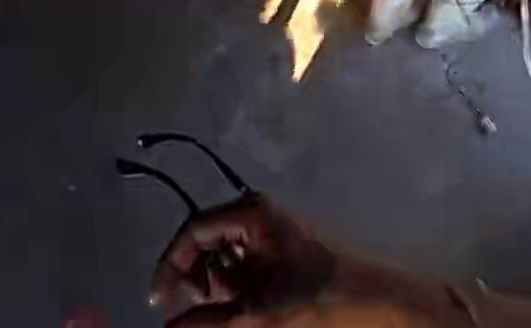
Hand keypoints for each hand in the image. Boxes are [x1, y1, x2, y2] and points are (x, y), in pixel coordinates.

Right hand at [149, 197, 338, 326]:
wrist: (373, 304)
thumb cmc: (314, 301)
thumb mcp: (255, 316)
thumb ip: (205, 323)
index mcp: (250, 213)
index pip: (194, 228)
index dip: (170, 265)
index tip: (157, 306)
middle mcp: (256, 214)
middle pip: (205, 241)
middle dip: (192, 281)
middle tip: (190, 317)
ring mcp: (267, 234)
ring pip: (221, 260)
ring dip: (212, 291)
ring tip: (224, 317)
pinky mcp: (277, 255)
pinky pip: (241, 270)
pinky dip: (230, 294)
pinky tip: (237, 314)